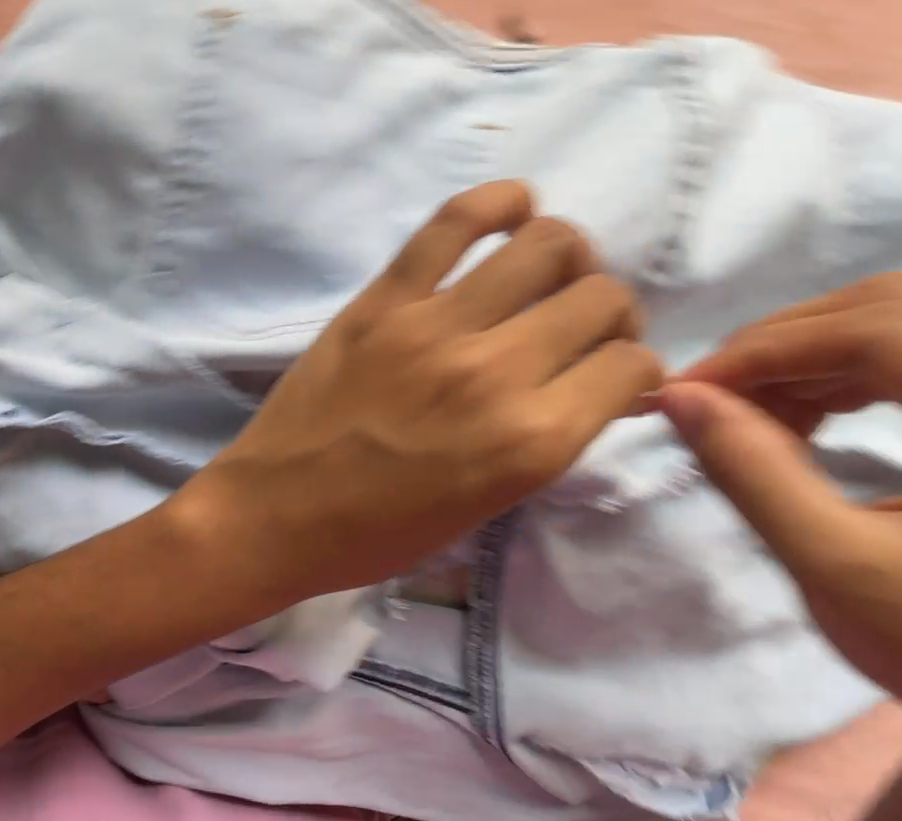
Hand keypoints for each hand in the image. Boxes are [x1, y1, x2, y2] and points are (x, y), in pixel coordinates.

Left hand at [164, 180, 658, 604]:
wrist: (270, 518)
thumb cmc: (372, 535)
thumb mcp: (482, 508)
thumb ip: (543, 441)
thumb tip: (589, 385)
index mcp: (531, 440)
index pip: (631, 366)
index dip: (626, 372)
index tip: (601, 379)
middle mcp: (496, 372)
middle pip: (601, 297)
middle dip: (604, 317)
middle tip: (568, 335)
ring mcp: (433, 328)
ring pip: (548, 245)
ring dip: (565, 261)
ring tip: (539, 282)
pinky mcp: (378, 304)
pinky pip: (453, 221)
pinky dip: (496, 205)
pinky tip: (509, 215)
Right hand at [664, 272, 901, 725]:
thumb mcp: (837, 565)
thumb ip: (756, 474)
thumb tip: (680, 400)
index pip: (876, 331)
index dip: (763, 350)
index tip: (680, 394)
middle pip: (895, 307)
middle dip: (780, 345)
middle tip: (707, 403)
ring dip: (809, 357)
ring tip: (750, 418)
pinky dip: (850, 373)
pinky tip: (809, 416)